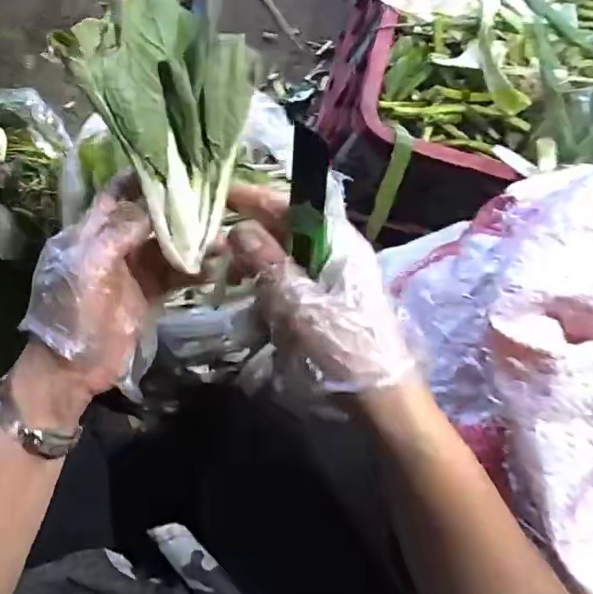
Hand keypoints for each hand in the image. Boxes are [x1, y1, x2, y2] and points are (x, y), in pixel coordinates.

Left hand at [18, 174, 189, 416]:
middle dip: (174, 211)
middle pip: (145, 217)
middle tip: (210, 203)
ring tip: (221, 240)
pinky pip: (171, 274)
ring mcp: (129, 270)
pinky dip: (190, 270)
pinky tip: (213, 267)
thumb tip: (150, 207)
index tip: (172, 167)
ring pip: (162, 246)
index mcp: (88, 232)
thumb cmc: (71, 312)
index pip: (114, 194)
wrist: (70, 369)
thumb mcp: (88, 267)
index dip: (138, 179)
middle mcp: (110, 244)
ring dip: (188, 242)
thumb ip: (117, 234)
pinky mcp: (144, 293)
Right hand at [227, 184, 417, 393]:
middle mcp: (336, 251)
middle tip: (211, 237)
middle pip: (286, 227)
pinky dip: (265, 281)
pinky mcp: (325, 301)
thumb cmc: (344, 345)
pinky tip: (247, 294)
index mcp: (338, 242)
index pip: (292, 204)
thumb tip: (240, 227)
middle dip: (249, 229)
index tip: (221, 193)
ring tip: (223, 268)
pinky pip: (288, 279)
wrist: (381, 401)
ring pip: (283, 254)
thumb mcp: (299, 302)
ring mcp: (331, 277)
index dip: (255, 196)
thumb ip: (268, 262)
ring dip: (253, 258)